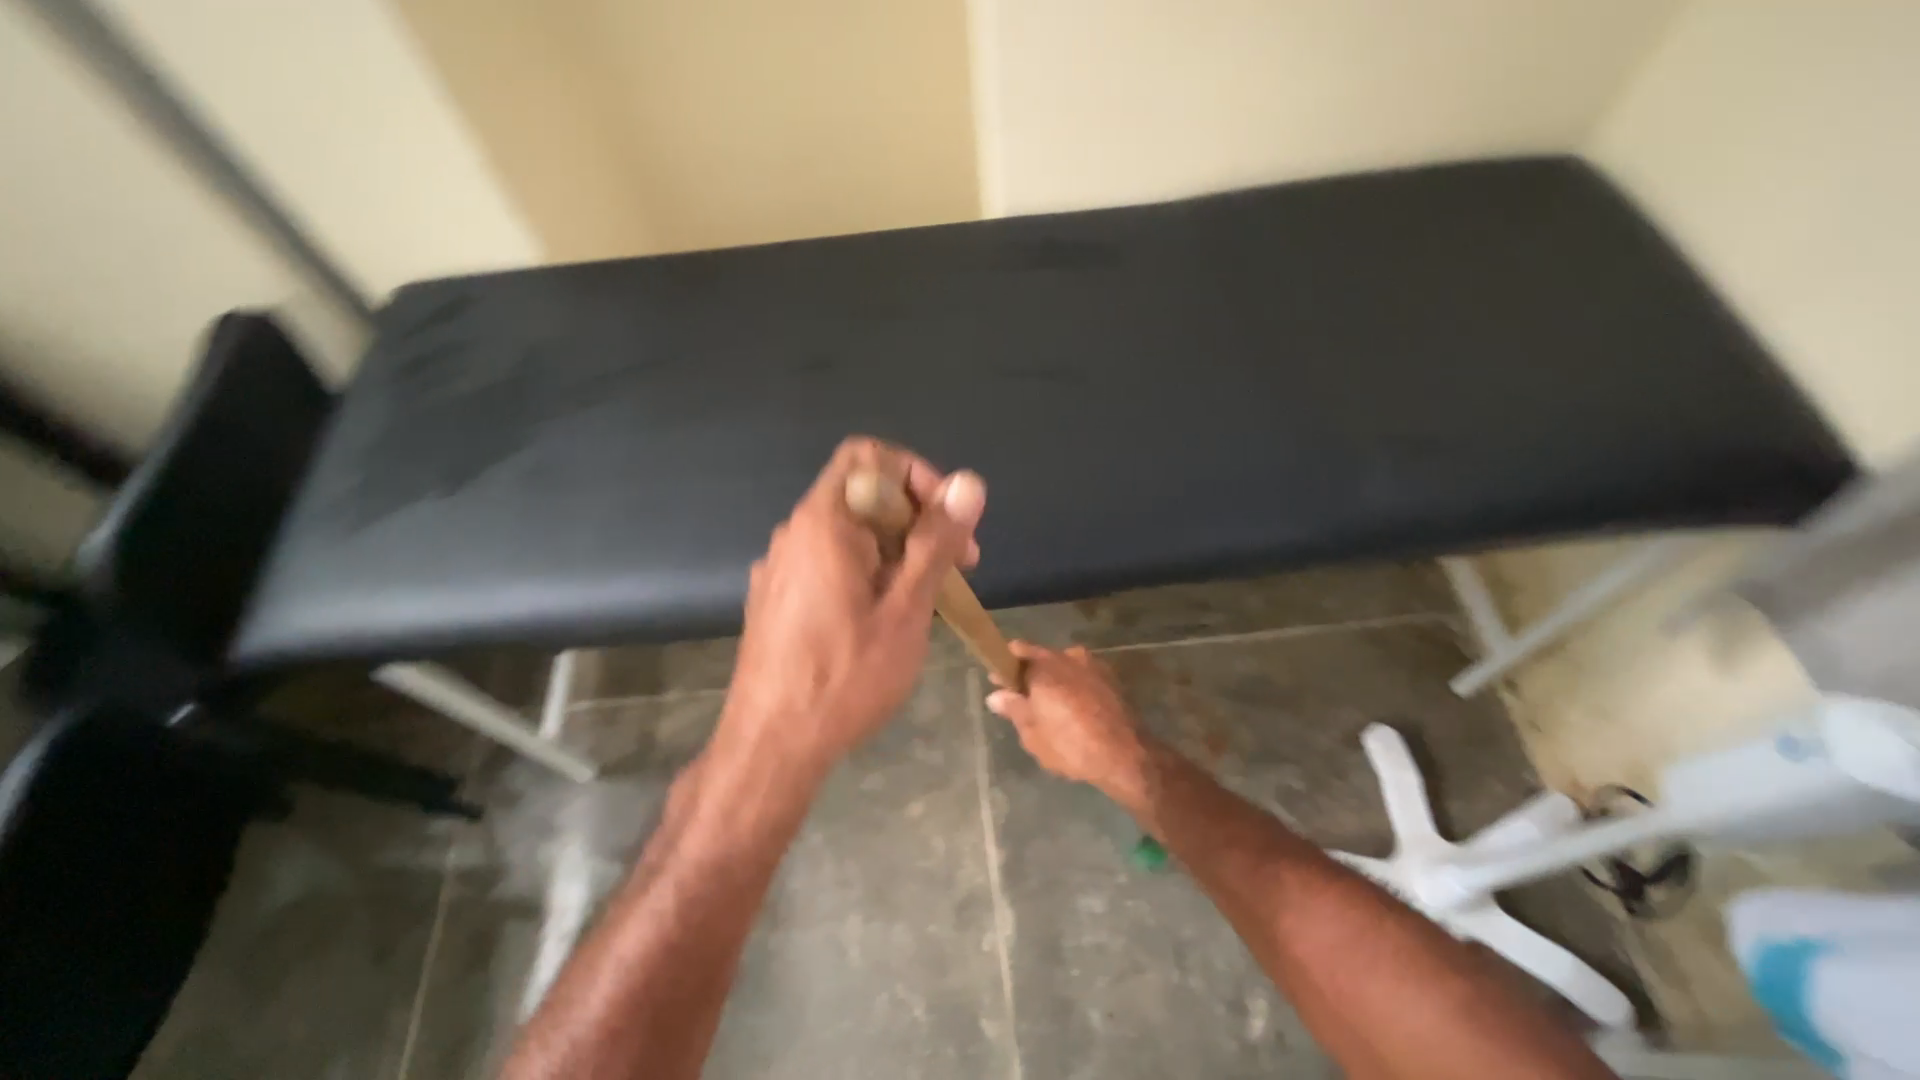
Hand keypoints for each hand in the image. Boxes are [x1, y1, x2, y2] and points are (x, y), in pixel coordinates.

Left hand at [719, 437, 985, 775]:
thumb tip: (969, 482)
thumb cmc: (846, 676)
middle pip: (861, 494)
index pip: (870, 456)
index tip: (948, 524)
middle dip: (917, 520)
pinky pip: (827, 564)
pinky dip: (864, 574)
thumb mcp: (906, 609)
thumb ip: (936, 541)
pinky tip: (880, 623)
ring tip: (922, 603)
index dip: (918, 475)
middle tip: (957, 570)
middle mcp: (794, 533)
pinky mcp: (775, 599)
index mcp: (824, 522)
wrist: (770, 745)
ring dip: (894, 551)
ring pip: (847, 534)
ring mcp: (779, 568)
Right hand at [986, 642, 1154, 806]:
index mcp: (1044, 667)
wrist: (1126, 756)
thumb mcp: (1033, 735)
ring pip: (1064, 665)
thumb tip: (996, 695)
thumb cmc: (1071, 746)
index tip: (999, 683)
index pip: (1017, 651)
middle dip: (1030, 673)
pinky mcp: (1111, 678)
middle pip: (1041, 657)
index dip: (1005, 666)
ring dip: (1054, 679)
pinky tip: (1073, 709)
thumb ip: (1014, 709)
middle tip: (1023, 698)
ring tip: (1050, 707)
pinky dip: (1073, 686)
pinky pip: (1082, 675)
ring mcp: (1093, 665)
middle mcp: (1068, 657)